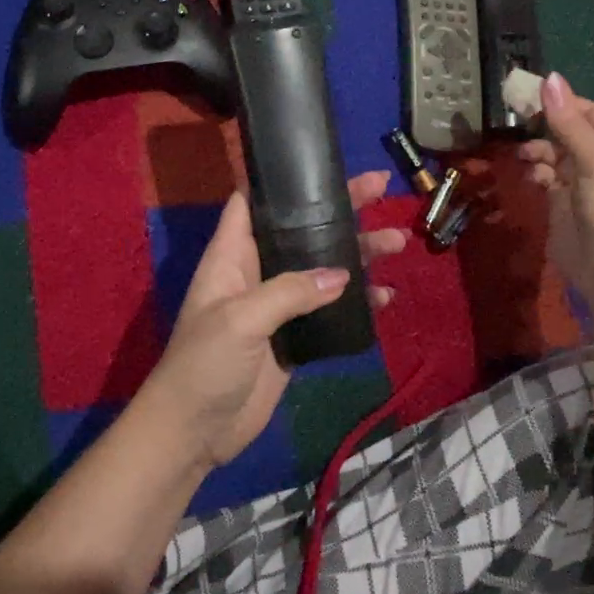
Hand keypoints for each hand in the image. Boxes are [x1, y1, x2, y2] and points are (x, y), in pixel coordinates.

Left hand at [141, 172, 407, 469]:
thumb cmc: (204, 364)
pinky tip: (386, 297)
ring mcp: (275, 308)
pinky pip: (329, 313)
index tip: (320, 163)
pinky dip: (356, 303)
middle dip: (339, 211)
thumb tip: (342, 274)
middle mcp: (255, 274)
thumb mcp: (240, 319)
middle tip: (380, 190)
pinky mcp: (292, 341)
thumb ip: (289, 292)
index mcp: (231, 257)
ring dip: (356, 255)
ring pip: (322, 270)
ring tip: (397, 242)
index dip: (281, 182)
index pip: (251, 203)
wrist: (196, 431)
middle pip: (299, 232)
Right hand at [517, 72, 593, 308]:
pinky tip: (528, 175)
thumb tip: (550, 78)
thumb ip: (569, 122)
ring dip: (537, 150)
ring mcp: (585, 185)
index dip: (561, 102)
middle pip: (571, 132)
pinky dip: (536, 172)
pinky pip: (547, 178)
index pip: (590, 112)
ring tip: (521, 155)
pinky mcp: (565, 206)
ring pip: (556, 154)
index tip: (525, 95)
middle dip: (544, 126)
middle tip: (513, 121)